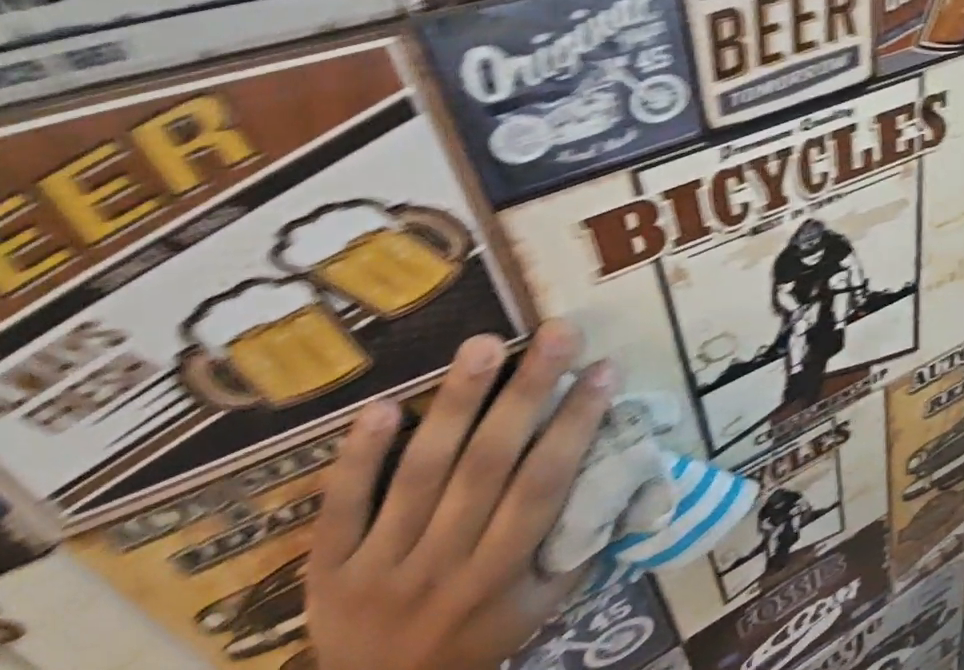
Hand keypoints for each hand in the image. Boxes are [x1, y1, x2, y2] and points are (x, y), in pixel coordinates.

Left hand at [307, 321, 614, 669]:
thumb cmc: (477, 642)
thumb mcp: (540, 610)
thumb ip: (579, 546)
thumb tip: (629, 477)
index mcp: (500, 577)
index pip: (544, 487)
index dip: (576, 425)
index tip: (603, 369)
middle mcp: (444, 564)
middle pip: (489, 466)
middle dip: (528, 392)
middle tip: (558, 332)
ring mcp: (381, 564)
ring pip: (423, 472)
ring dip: (457, 403)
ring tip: (486, 343)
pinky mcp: (327, 567)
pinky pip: (341, 507)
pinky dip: (358, 457)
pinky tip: (381, 404)